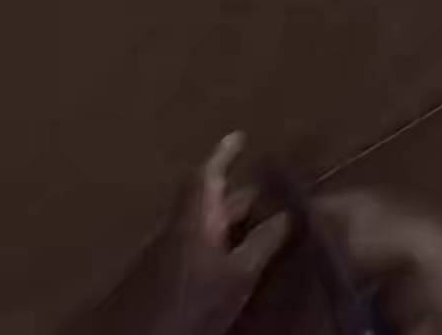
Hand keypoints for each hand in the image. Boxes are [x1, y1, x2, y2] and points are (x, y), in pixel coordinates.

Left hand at [71, 132, 289, 334]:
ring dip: (229, 224)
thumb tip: (289, 211)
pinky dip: (217, 246)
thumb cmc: (187, 306)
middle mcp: (171, 236)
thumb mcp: (238, 274)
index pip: (206, 178)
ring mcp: (158, 263)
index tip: (238, 135)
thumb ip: (266, 239)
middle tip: (273, 193)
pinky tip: (232, 259)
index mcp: (190, 223)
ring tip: (260, 225)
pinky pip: (193, 253)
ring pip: (202, 230)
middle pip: (209, 205)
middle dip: (241, 197)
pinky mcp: (152, 288)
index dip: (223, 155)